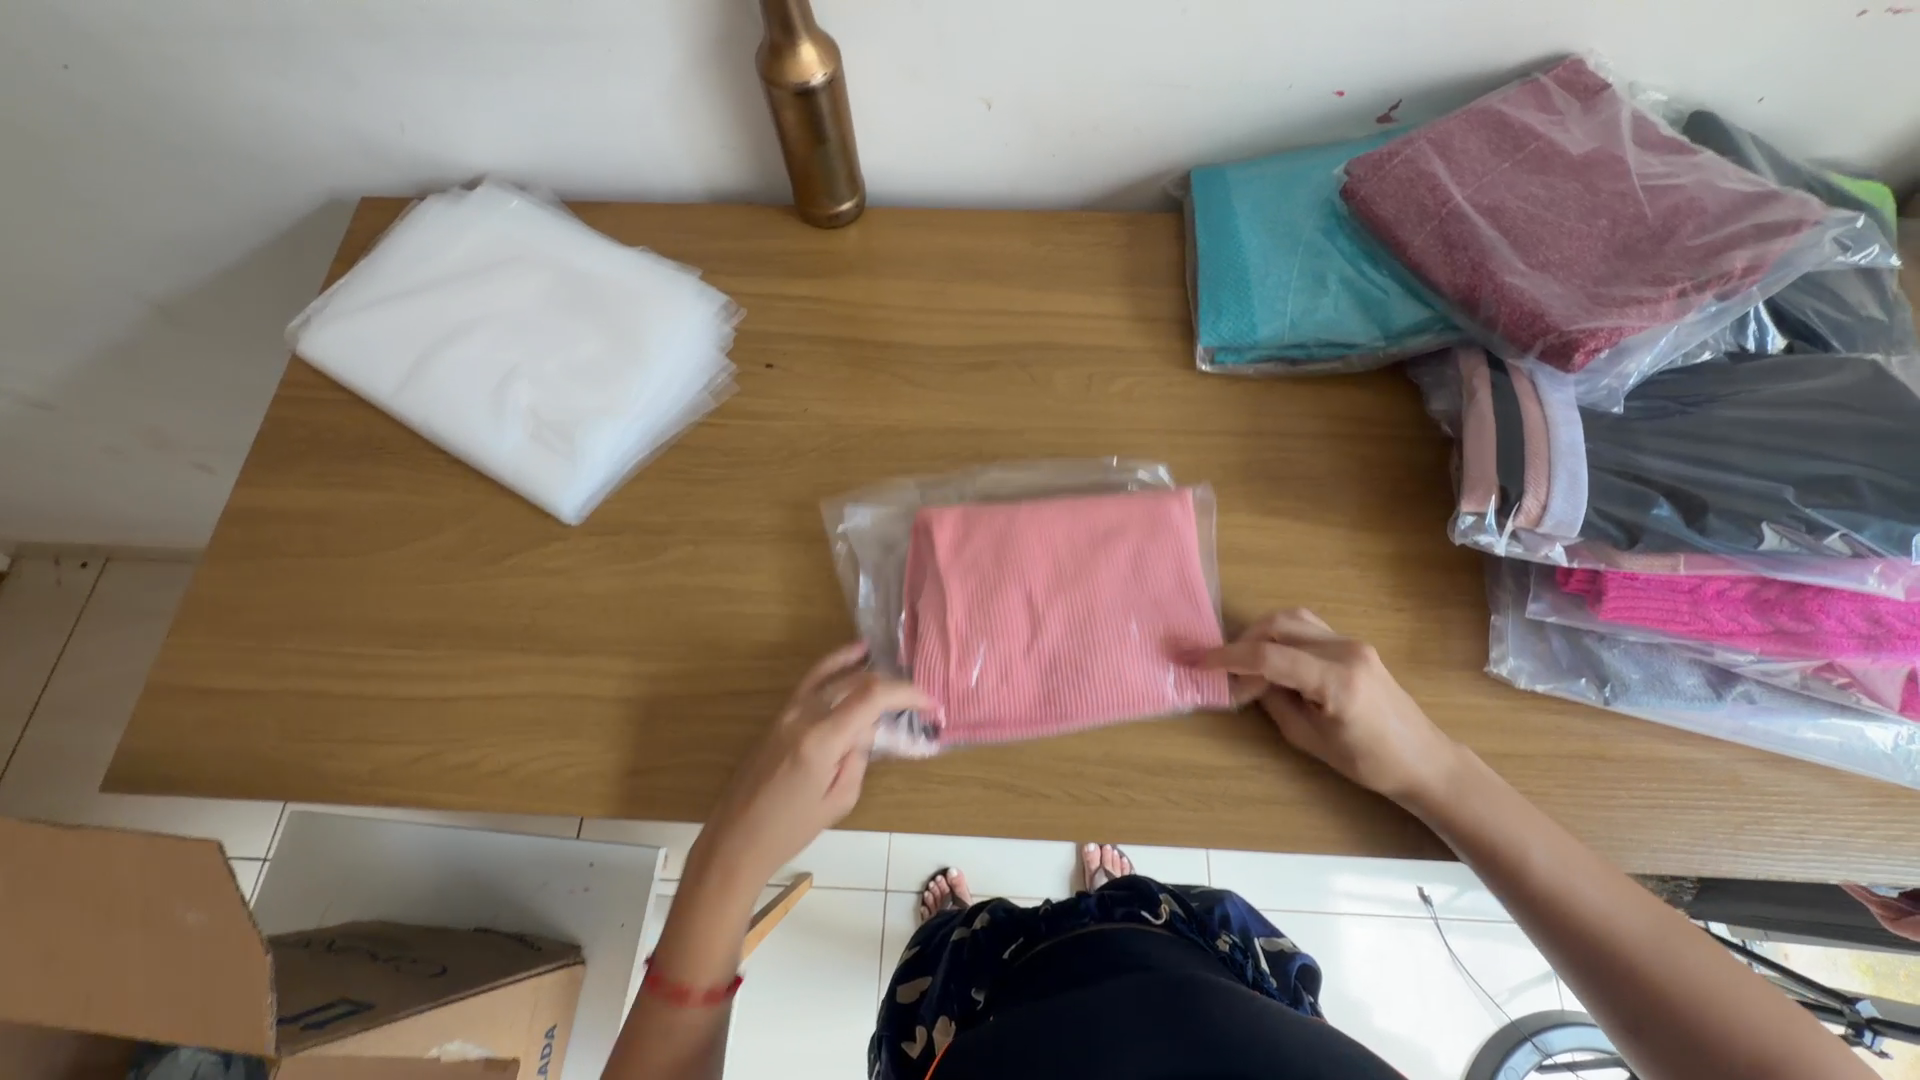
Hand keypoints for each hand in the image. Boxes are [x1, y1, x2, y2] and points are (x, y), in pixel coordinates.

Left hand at [685, 643, 929, 893]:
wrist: (736, 838)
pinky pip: (813, 680)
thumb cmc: (790, 830)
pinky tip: (853, 656)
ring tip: (893, 665)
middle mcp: (804, 715)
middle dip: (892, 686)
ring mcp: (787, 711)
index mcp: (822, 739)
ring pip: (833, 674)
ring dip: (865, 668)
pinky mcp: (779, 716)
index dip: (907, 693)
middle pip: (856, 681)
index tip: (930, 704)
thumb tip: (864, 731)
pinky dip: (836, 665)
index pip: (872, 697)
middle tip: (918, 701)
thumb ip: (858, 757)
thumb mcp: (839, 800)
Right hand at [1199, 609, 1462, 804]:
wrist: (1422, 758)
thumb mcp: (1308, 738)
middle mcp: (1346, 651)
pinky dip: (1281, 637)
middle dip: (1242, 643)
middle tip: (1223, 670)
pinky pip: (1307, 629)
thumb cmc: (1367, 762)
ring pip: (1291, 620)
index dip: (1228, 658)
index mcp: (1336, 681)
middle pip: (1278, 626)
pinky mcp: (1354, 644)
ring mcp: (1353, 643)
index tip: (1198, 662)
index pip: (1269, 657)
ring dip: (1260, 635)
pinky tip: (1272, 660)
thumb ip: (1273, 701)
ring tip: (1245, 663)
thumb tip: (1246, 679)